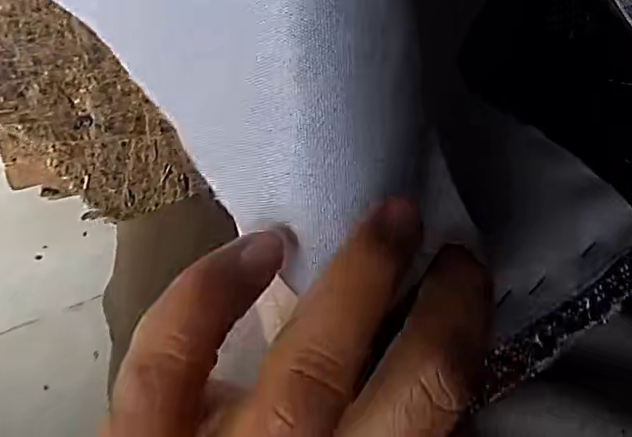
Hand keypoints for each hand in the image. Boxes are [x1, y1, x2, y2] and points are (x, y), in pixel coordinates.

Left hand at [100, 198, 491, 436]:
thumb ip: (401, 424)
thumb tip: (439, 338)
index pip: (431, 399)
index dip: (460, 323)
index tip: (468, 271)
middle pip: (392, 381)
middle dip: (423, 291)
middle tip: (433, 229)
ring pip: (295, 369)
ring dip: (356, 274)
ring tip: (387, 216)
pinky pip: (163, 363)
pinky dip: (210, 291)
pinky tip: (261, 246)